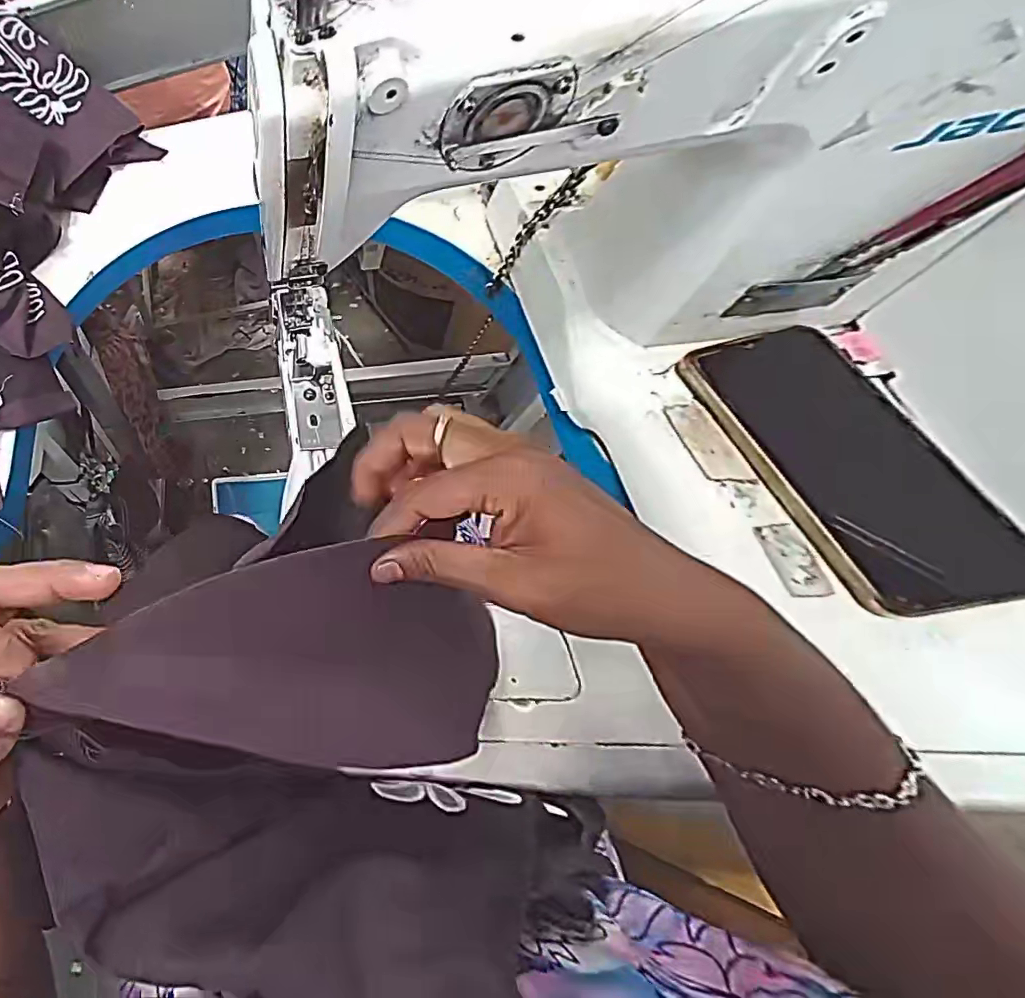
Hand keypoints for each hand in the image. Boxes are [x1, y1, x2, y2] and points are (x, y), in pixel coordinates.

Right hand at [353, 412, 777, 651]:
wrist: (659, 593)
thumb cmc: (608, 585)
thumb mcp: (512, 583)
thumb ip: (439, 565)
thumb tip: (389, 561)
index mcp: (510, 474)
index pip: (423, 487)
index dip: (391, 521)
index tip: (378, 550)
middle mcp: (514, 454)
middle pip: (423, 429)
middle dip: (383, 460)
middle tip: (365, 497)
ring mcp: (521, 459)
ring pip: (441, 436)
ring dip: (408, 464)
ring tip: (390, 505)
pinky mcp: (524, 474)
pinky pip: (462, 458)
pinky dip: (434, 477)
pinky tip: (428, 515)